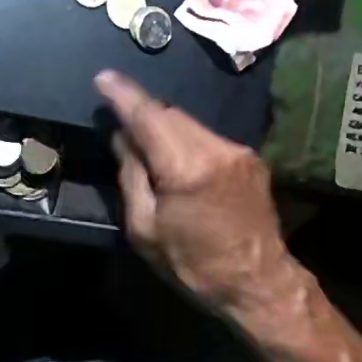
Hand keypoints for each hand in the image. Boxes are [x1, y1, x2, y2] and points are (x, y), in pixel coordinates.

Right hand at [95, 70, 296, 318]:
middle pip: (170, 114)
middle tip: (118, 117)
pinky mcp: (250, 160)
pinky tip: (177, 158)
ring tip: (145, 142)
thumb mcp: (144, 229)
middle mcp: (216, 149)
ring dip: (164, 126)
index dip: (123, 95)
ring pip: (190, 124)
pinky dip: (185, 139)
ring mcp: (238, 151)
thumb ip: (131, 176)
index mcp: (186, 167)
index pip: (148, 116)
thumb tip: (123, 137)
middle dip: (142, 111)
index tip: (103, 78)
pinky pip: (207, 137)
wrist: (258, 284)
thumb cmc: (193, 264)